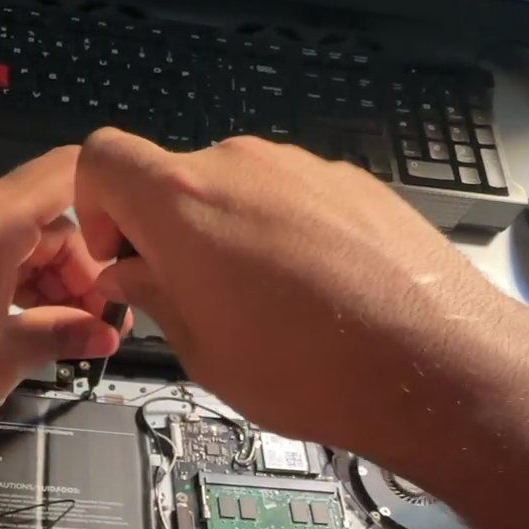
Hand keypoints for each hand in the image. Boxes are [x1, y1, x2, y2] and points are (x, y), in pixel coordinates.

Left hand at [0, 146, 120, 465]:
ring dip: (48, 282)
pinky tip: (30, 328)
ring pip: (14, 242)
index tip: (126, 257)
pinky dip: (14, 286)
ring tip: (68, 335)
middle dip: (79, 270)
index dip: (107, 205)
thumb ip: (64, 333)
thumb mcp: (9, 355)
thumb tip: (103, 334)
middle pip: (43, 219)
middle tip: (101, 324)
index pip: (65, 174)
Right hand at [74, 129, 528, 464]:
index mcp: (182, 204)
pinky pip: (282, 196)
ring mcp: (298, 167)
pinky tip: (301, 291)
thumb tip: (129, 273)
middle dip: (160, 232)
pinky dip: (271, 232)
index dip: (95, 206)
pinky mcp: (346, 180)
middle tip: (183, 296)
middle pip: (168, 179)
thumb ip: (152, 296)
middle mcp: (238, 166)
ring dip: (218, 235)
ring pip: (227, 190)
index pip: (102, 159)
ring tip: (252, 304)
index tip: (118, 256)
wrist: (433, 364)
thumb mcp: (200, 350)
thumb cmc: (309, 369)